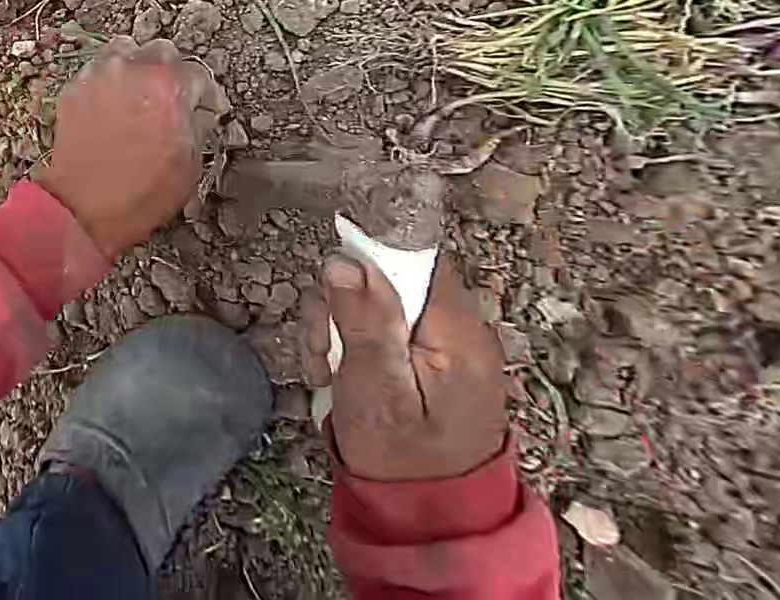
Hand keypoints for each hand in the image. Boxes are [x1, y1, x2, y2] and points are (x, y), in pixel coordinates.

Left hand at [37, 37, 217, 260]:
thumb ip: (197, 125)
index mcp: (169, 85)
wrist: (82, 208)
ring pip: (125, 53)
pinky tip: (112, 108)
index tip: (204, 107)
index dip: (205, 95)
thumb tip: (198, 113)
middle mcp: (133, 71)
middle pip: (161, 52)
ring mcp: (100, 77)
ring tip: (139, 96)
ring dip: (136, 70)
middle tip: (171, 99)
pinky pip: (97, 73)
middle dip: (171, 73)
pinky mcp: (75, 90)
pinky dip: (107, 84)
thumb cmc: (137, 192)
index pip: (198, 73)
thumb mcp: (190, 163)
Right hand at [304, 254, 507, 480]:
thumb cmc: (400, 457)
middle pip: (390, 280)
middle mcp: (456, 327)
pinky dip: (354, 345)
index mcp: (456, 330)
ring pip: (378, 303)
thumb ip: (364, 321)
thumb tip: (345, 260)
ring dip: (340, 328)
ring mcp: (440, 344)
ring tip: (326, 371)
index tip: (335, 290)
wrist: (424, 521)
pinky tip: (337, 375)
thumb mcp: (375, 389)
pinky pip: (383, 328)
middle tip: (323, 350)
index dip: (371, 260)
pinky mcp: (424, 358)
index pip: (417, 258)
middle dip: (344, 305)